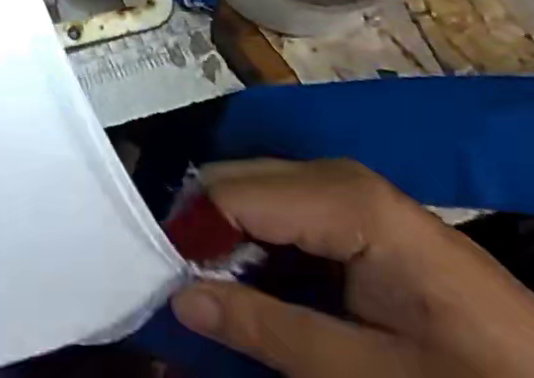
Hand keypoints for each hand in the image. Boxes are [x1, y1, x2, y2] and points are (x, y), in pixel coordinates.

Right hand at [171, 159, 533, 377]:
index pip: (226, 194)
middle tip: (186, 296)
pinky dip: (257, 249)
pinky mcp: (356, 212)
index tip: (161, 284)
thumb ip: (271, 330)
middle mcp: (335, 177)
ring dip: (226, 245)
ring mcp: (346, 190)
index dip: (186, 236)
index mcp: (343, 200)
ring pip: (250, 196)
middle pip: (233, 185)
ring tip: (218, 299)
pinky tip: (260, 291)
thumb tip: (179, 298)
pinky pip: (280, 213)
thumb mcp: (372, 374)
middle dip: (201, 236)